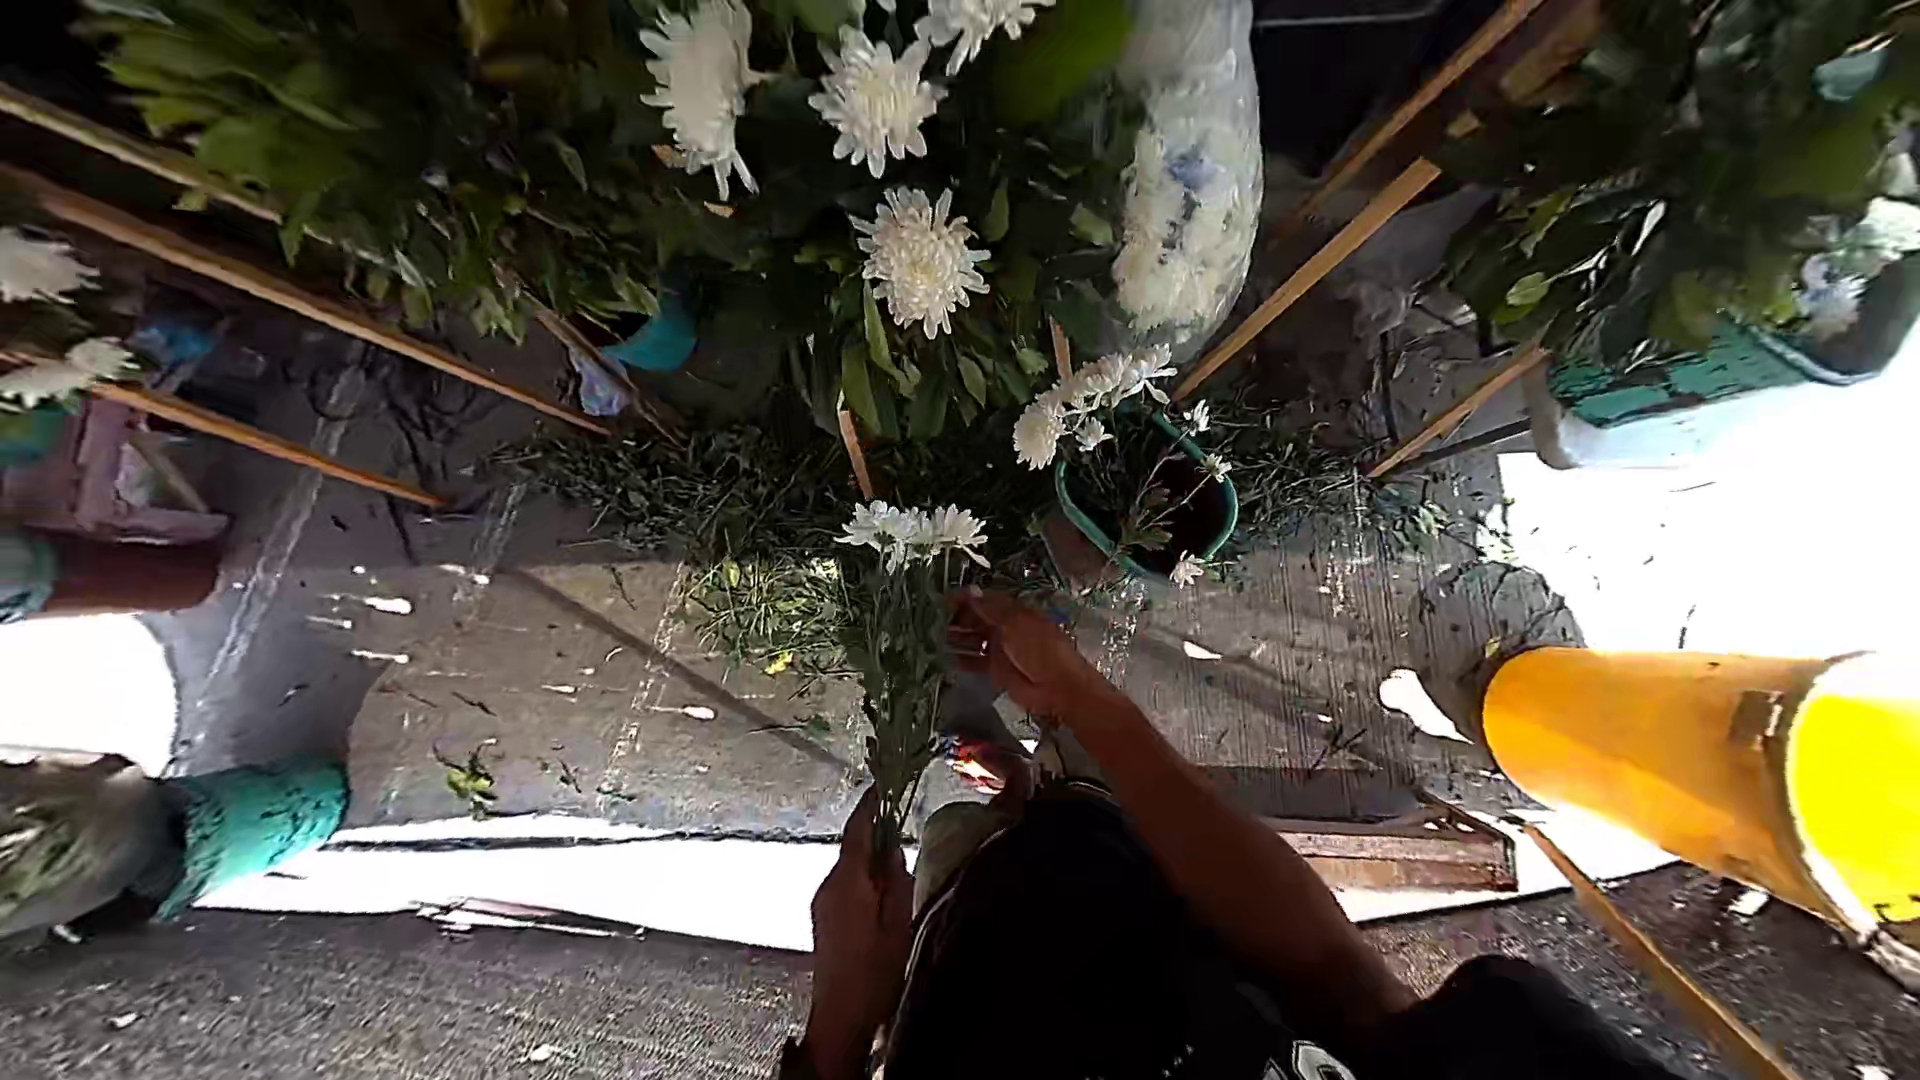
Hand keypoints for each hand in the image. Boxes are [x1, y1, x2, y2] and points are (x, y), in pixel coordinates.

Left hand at [804, 787, 913, 1079]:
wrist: (840, 1018)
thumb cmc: (874, 970)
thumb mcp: (897, 920)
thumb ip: (896, 878)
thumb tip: (892, 847)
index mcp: (847, 880)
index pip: (856, 829)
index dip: (868, 805)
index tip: (880, 786)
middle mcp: (828, 883)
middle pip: (853, 846)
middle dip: (875, 835)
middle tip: (900, 832)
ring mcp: (821, 900)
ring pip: (849, 865)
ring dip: (869, 860)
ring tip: (894, 870)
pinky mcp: (822, 915)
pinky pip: (844, 882)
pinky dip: (861, 877)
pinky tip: (879, 894)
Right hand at [949, 589, 1126, 724]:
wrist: (1058, 687)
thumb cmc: (1041, 650)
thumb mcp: (1015, 624)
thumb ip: (991, 609)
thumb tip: (970, 590)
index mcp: (1013, 612)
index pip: (985, 600)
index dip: (966, 599)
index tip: (945, 599)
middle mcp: (1005, 628)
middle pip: (977, 619)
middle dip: (958, 618)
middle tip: (936, 620)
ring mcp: (1000, 649)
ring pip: (974, 639)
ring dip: (958, 637)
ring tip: (937, 637)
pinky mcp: (997, 669)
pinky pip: (976, 661)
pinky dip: (963, 659)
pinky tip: (947, 657)